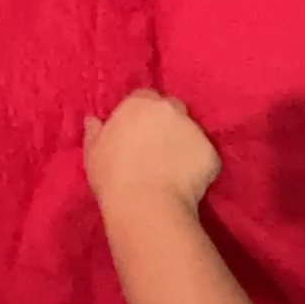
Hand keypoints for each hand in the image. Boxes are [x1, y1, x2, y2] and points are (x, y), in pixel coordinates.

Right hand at [84, 88, 220, 215]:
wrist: (146, 206)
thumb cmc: (113, 177)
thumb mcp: (93, 153)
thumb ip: (94, 132)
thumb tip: (93, 120)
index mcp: (139, 104)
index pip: (143, 98)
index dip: (140, 115)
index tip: (136, 133)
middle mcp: (169, 109)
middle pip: (171, 109)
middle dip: (166, 124)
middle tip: (156, 149)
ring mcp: (194, 129)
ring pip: (190, 132)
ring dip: (183, 143)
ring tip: (172, 170)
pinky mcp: (211, 152)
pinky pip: (204, 155)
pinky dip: (198, 165)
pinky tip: (187, 184)